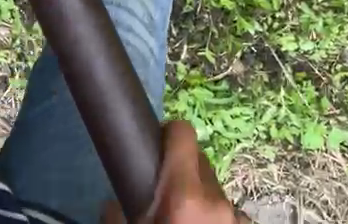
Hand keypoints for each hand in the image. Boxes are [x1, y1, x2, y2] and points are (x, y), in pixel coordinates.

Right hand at [101, 122, 237, 223]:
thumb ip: (119, 208)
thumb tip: (112, 199)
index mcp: (184, 195)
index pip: (183, 132)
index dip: (168, 133)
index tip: (156, 145)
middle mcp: (215, 199)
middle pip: (198, 160)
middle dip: (181, 169)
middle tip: (161, 194)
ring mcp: (235, 215)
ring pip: (212, 186)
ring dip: (198, 193)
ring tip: (179, 216)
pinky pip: (224, 208)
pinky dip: (210, 213)